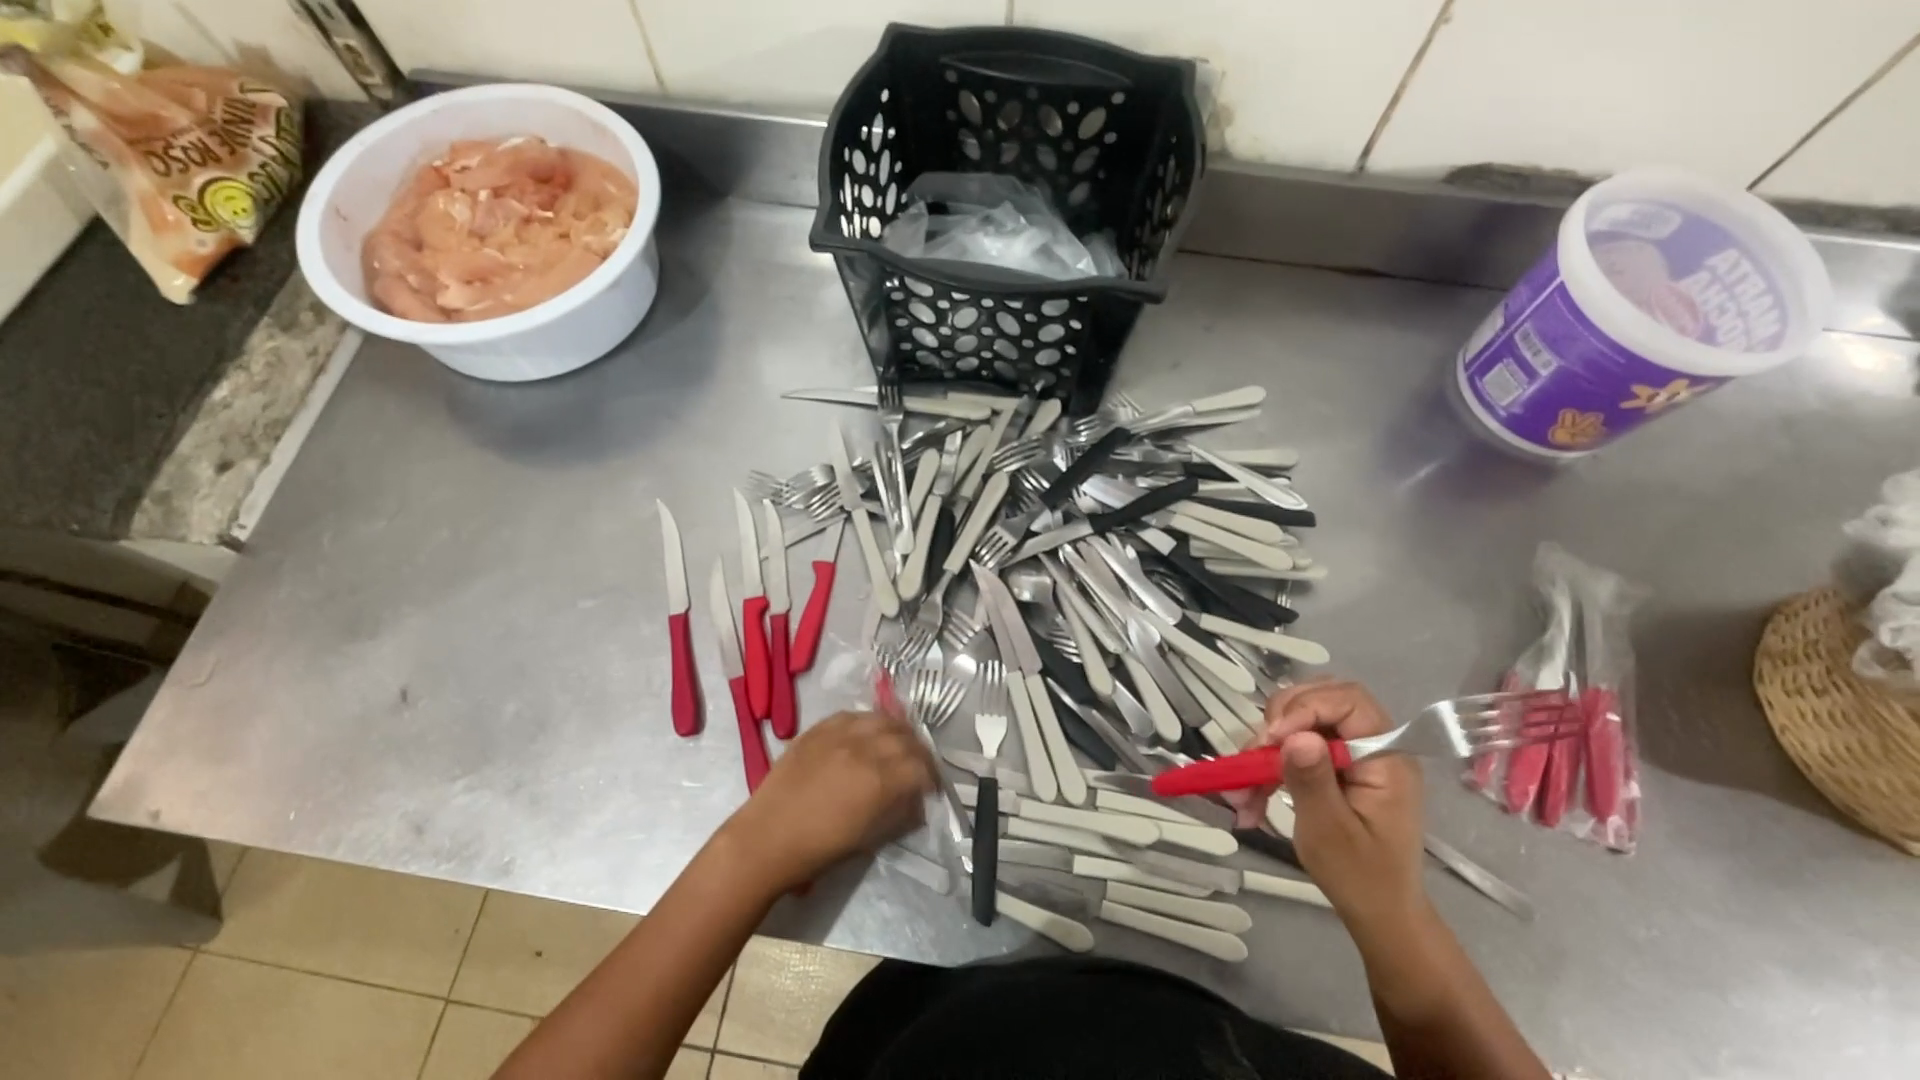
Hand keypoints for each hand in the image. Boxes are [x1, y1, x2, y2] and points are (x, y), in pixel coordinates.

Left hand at [718, 709, 936, 892]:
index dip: (933, 778)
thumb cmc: (821, 848)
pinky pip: (851, 716)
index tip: (932, 789)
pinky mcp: (817, 729)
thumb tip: (919, 803)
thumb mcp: (871, 838)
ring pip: (881, 720)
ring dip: (896, 731)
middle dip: (919, 753)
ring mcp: (839, 734)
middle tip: (918, 766)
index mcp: (881, 780)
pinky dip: (866, 723)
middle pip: (906, 738)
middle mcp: (864, 749)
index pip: (922, 767)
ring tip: (897, 744)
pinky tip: (866, 735)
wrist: (768, 838)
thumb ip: (901, 815)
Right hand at [1232, 679, 1427, 929]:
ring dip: (1269, 744)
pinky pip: (1301, 745)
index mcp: (1387, 758)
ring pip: (1307, 720)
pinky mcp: (1341, 768)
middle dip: (1282, 719)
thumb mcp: (1329, 832)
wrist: (1381, 913)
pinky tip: (1251, 796)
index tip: (1271, 740)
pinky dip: (1272, 764)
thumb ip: (1312, 780)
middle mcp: (1376, 747)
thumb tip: (1297, 736)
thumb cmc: (1361, 876)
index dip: (1305, 708)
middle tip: (1255, 750)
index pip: (1349, 702)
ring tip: (1244, 783)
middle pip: (1325, 700)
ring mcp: (1358, 756)